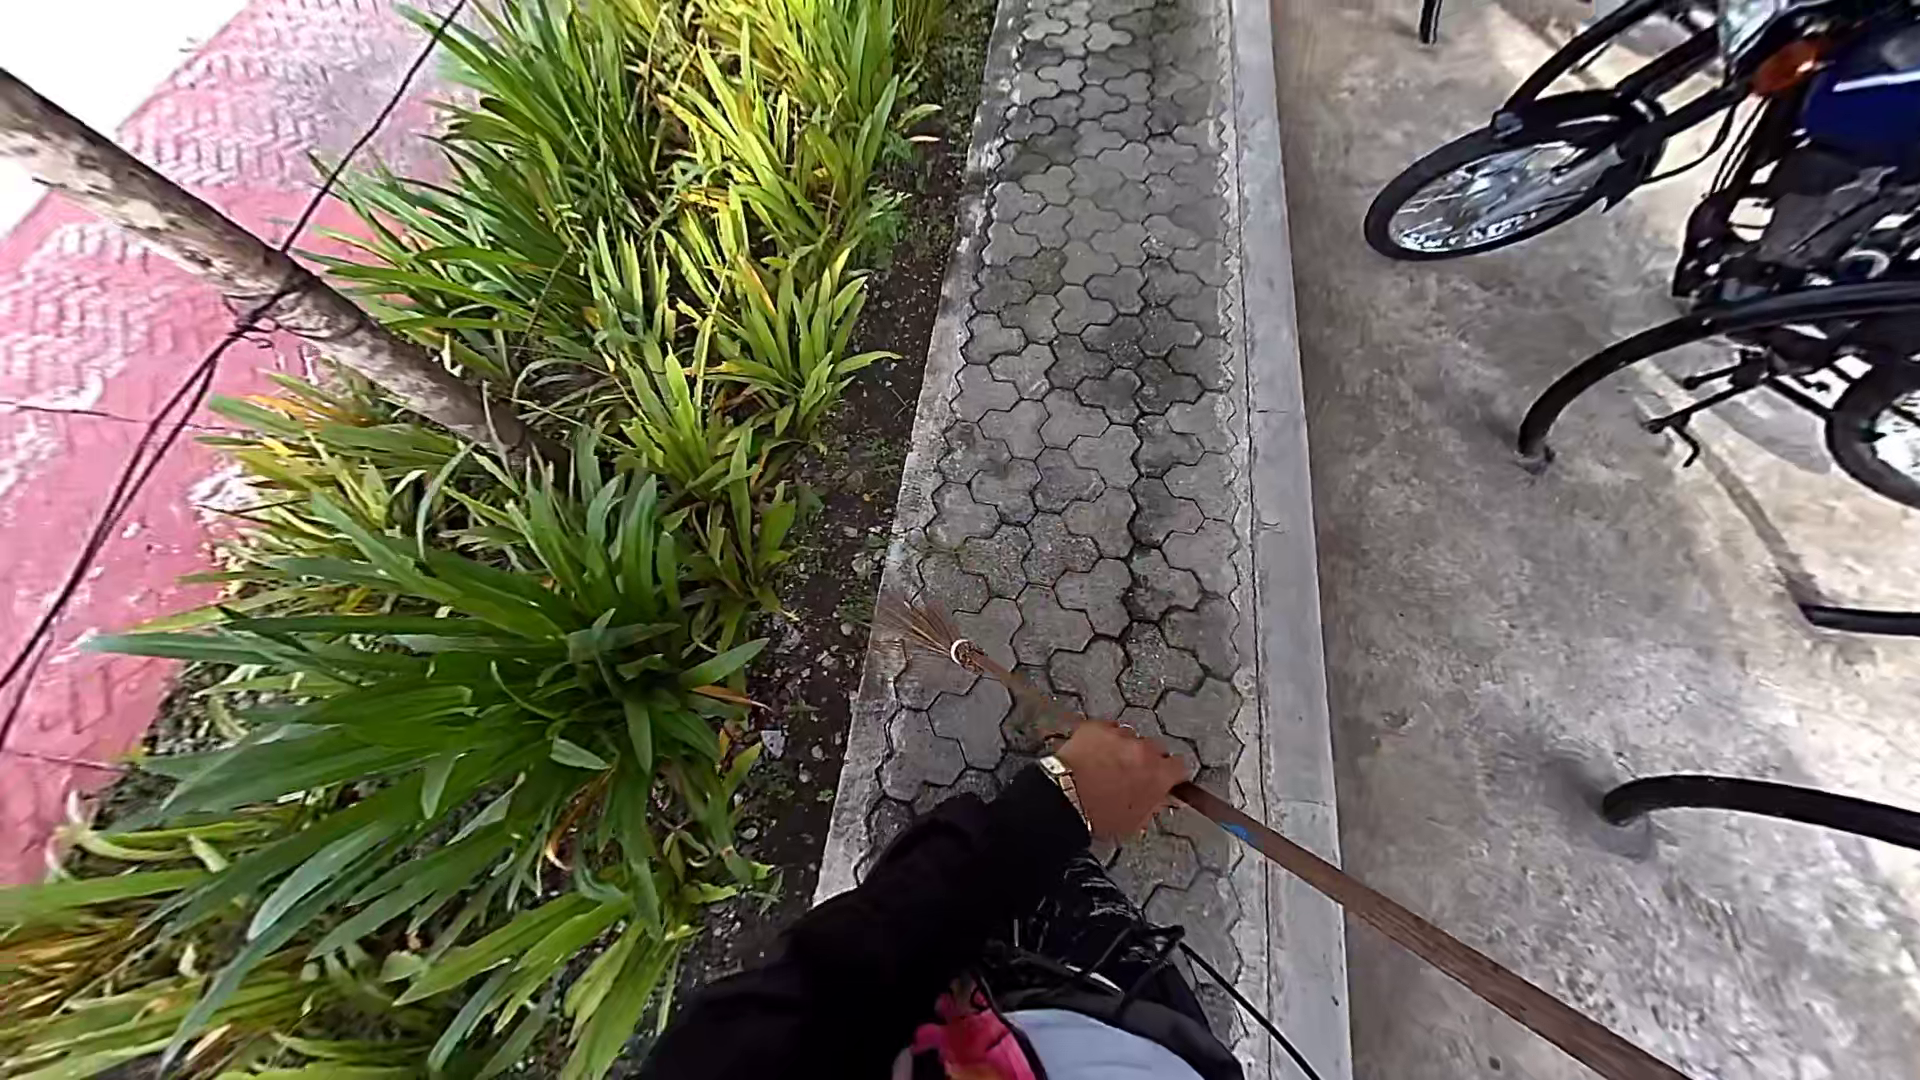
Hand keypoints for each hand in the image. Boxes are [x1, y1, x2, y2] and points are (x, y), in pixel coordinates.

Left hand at [1052, 721, 1190, 838]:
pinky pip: (1109, 728)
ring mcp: (1120, 735)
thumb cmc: (1098, 815)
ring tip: (1109, 762)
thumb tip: (1164, 796)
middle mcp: (1143, 750)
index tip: (1166, 777)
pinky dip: (1105, 737)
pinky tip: (1095, 752)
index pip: (1180, 766)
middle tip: (1133, 772)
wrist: (1065, 798)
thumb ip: (1155, 804)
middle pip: (1156, 748)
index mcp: (1159, 775)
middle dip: (1148, 759)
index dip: (1171, 773)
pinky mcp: (1098, 726)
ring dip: (1125, 746)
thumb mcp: (1135, 820)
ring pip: (1131, 736)